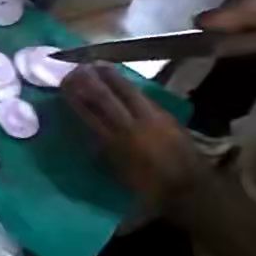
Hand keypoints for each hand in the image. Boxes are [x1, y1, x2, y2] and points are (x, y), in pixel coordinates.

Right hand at [61, 64, 207, 217]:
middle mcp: (129, 126)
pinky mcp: (164, 116)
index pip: (89, 114)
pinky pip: (141, 95)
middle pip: (105, 97)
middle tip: (76, 69)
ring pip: (126, 90)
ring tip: (97, 64)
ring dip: (110, 76)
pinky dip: (128, 84)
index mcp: (115, 144)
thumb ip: (105, 155)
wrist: (191, 190)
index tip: (64, 85)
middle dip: (89, 81)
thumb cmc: (151, 191)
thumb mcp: (119, 176)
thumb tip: (91, 139)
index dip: (76, 98)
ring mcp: (149, 118)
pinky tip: (121, 79)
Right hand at [193, 0, 255, 55]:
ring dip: (241, 29)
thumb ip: (244, 43)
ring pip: (234, 13)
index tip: (208, 57)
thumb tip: (204, 46)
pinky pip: (250, 9)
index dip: (201, 39)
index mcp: (243, 4)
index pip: (201, 23)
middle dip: (221, 35)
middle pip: (217, 18)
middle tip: (238, 57)